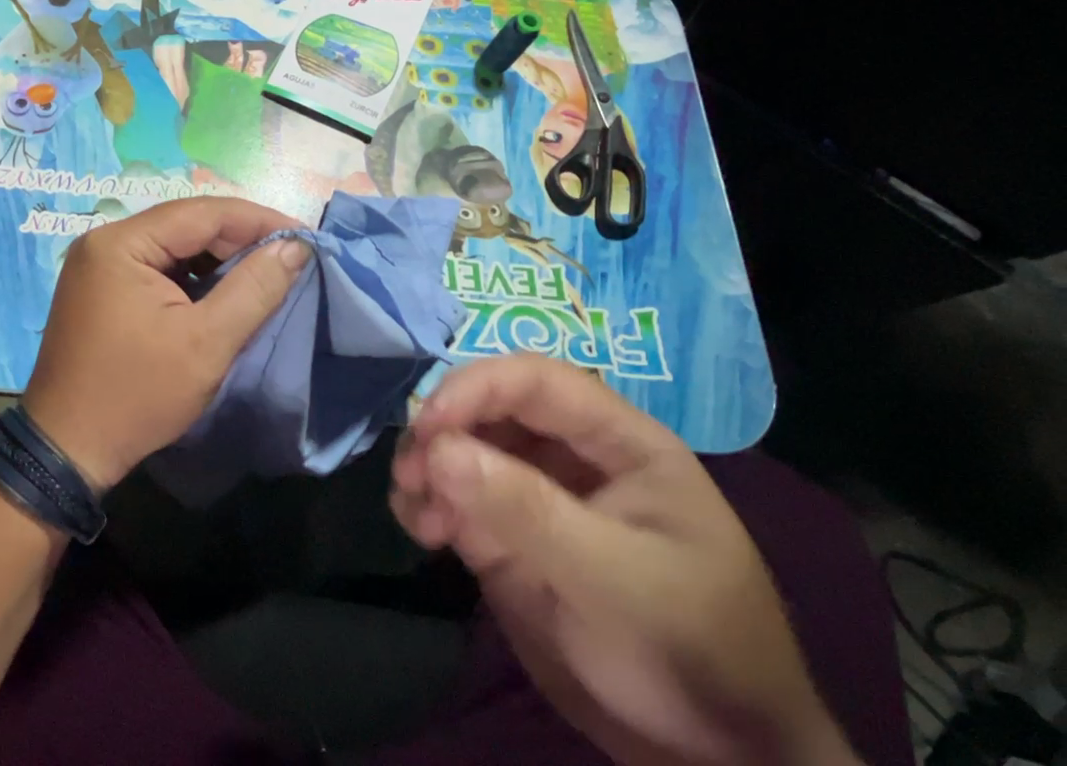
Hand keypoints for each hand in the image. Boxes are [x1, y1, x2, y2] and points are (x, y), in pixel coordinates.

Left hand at [23, 197, 308, 489]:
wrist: (68, 448)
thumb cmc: (138, 395)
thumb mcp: (207, 343)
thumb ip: (255, 289)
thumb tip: (295, 246)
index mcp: (121, 243)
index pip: (202, 212)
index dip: (258, 220)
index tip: (306, 238)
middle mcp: (103, 242)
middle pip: (185, 225)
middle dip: (239, 241)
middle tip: (289, 261)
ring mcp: (96, 266)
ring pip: (172, 247)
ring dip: (218, 261)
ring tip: (263, 278)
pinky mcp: (99, 291)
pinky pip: (155, 269)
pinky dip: (192, 279)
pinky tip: (221, 296)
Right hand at [390, 356, 859, 765]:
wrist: (704, 752)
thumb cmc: (687, 649)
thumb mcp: (612, 576)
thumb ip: (525, 509)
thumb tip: (436, 447)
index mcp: (622, 446)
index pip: (538, 383)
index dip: (476, 389)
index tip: (427, 427)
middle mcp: (573, 461)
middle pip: (489, 411)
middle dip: (442, 431)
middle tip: (408, 474)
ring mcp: (536, 502)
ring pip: (463, 453)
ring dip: (426, 468)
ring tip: (412, 509)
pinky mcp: (506, 544)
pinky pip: (453, 502)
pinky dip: (425, 505)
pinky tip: (421, 532)